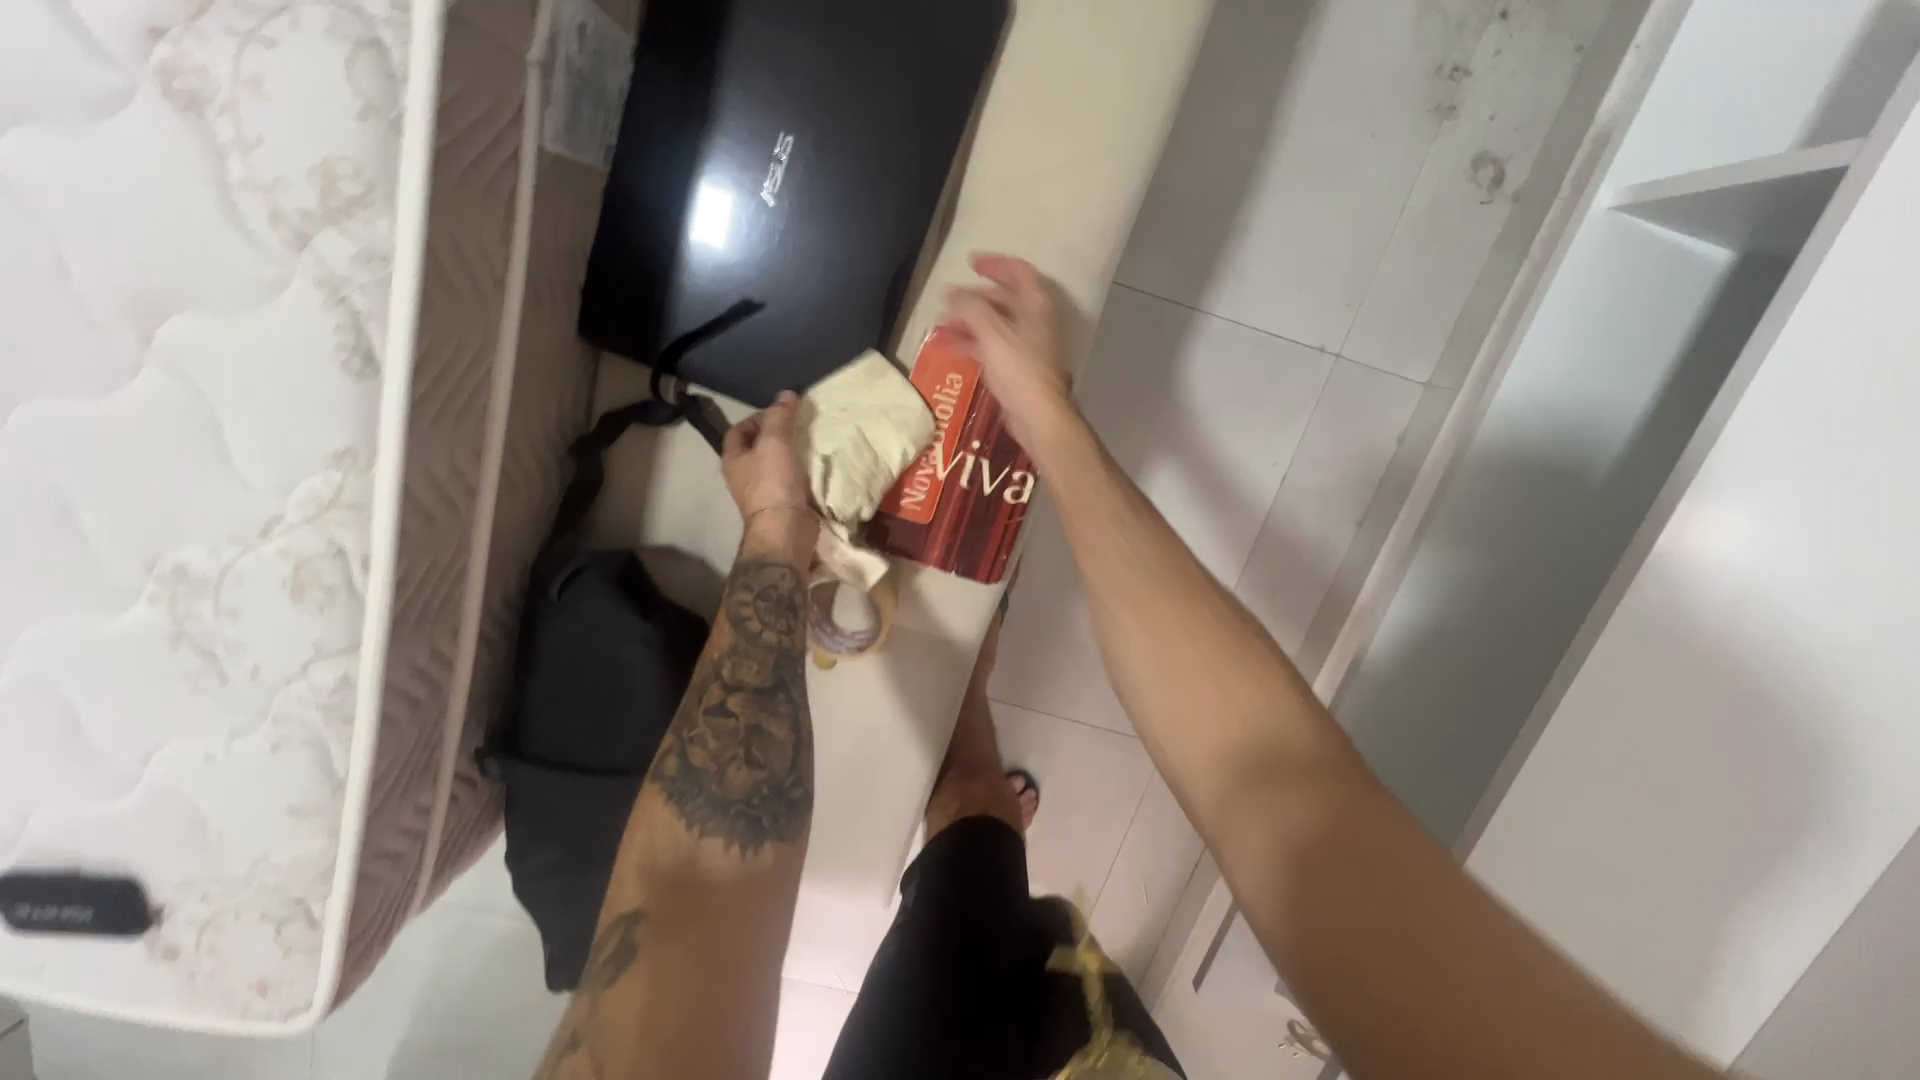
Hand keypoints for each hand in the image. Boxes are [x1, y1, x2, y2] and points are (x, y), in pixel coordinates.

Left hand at [723, 391, 813, 537]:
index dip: (756, 417)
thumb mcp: (775, 441)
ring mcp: (761, 493)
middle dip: (775, 435)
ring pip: (774, 465)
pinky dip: (800, 471)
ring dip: (789, 454)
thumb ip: (779, 416)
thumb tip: (786, 394)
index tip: (780, 413)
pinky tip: (814, 466)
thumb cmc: (773, 482)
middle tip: (798, 426)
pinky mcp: (780, 504)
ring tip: (809, 443)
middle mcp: (742, 476)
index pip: (738, 430)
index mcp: (733, 460)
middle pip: (756, 448)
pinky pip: (788, 481)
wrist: (785, 529)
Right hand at [945, 254, 1073, 448]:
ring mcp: (1028, 345)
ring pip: (995, 325)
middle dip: (972, 300)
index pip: (1018, 271)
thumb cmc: (1019, 370)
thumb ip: (970, 308)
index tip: (970, 263)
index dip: (995, 263)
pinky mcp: (1019, 367)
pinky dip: (973, 343)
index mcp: (1036, 305)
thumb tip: (951, 293)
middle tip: (946, 303)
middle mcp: (1035, 321)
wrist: (1038, 415)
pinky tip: (951, 348)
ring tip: (941, 327)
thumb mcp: (992, 333)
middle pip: (1003, 299)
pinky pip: (993, 347)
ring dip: (968, 323)